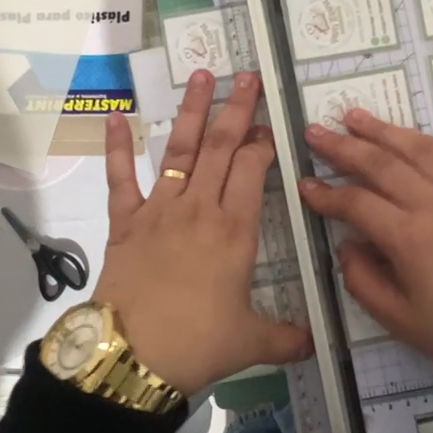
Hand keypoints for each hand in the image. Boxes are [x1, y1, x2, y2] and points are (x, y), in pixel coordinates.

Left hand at [92, 70, 311, 394]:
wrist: (133, 357)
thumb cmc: (198, 345)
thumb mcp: (251, 343)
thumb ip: (286, 337)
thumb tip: (315, 343)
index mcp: (234, 232)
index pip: (253, 171)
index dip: (262, 144)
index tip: (269, 126)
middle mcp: (199, 210)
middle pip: (222, 148)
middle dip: (237, 109)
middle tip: (247, 76)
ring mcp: (159, 211)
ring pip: (180, 151)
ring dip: (193, 113)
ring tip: (202, 76)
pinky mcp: (125, 223)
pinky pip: (120, 178)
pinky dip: (117, 147)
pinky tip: (117, 116)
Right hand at [299, 109, 432, 368]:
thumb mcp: (398, 319)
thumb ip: (362, 279)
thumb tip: (347, 244)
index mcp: (408, 238)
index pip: (356, 203)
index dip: (326, 194)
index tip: (304, 184)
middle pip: (381, 164)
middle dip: (343, 146)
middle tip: (315, 131)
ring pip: (417, 149)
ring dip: (383, 130)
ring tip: (354, 116)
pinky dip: (430, 141)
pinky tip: (412, 135)